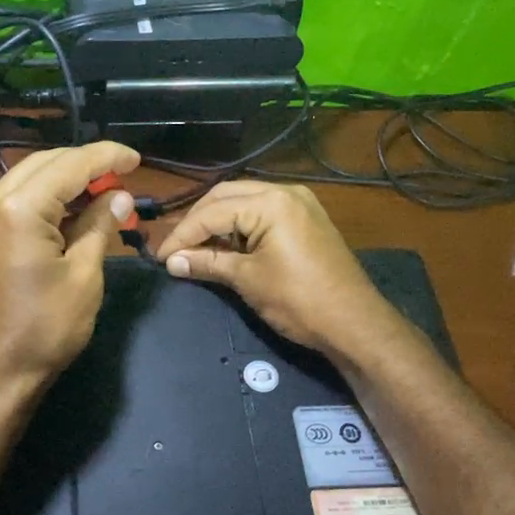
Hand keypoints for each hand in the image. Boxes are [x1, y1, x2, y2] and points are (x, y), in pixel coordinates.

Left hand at [0, 142, 141, 390]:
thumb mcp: (84, 275)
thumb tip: (118, 196)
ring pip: (28, 179)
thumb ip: (100, 226)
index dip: (106, 158)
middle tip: (122, 176)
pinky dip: (47, 198)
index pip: (69, 166)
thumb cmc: (44, 328)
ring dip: (65, 180)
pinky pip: (17, 201)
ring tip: (104, 191)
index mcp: (19, 209)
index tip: (137, 160)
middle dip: (85, 165)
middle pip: (45, 164)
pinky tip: (74, 210)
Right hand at [154, 181, 397, 360]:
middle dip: (197, 222)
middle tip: (175, 250)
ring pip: (244, 202)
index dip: (182, 234)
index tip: (160, 257)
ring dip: (217, 222)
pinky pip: (263, 213)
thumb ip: (208, 263)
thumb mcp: (247, 280)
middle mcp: (286, 192)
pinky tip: (225, 246)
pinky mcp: (306, 219)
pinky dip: (240, 226)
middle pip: (226, 196)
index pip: (212, 211)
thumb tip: (172, 262)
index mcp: (271, 202)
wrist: (354, 323)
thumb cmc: (298, 300)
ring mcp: (299, 204)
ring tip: (195, 249)